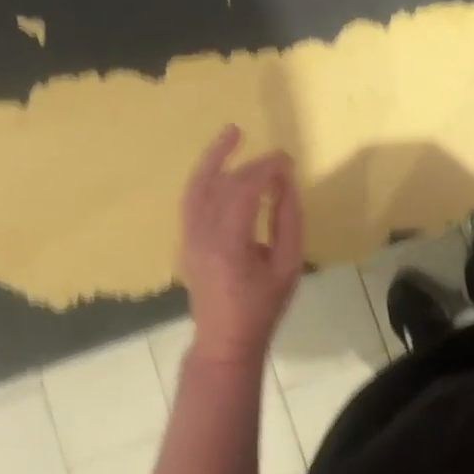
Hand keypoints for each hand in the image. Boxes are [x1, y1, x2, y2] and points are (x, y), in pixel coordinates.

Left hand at [179, 125, 303, 367]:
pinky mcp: (185, 240)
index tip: (288, 160)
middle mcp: (202, 235)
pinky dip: (205, 177)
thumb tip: (285, 181)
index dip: (266, 169)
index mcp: (229, 243)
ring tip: (233, 132)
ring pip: (198, 185)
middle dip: (252, 165)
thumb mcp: (288, 265)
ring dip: (215, 157)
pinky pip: (191, 198)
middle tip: (278, 159)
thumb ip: (288, 220)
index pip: (245, 190)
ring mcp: (189, 237)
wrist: (225, 341)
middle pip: (224, 184)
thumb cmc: (262, 306)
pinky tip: (220, 165)